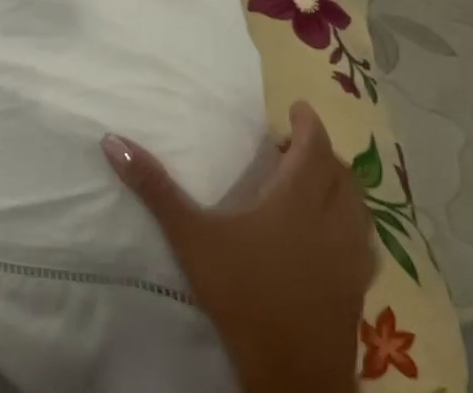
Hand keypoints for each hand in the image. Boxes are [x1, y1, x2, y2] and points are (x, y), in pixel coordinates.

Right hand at [103, 102, 373, 392]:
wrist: (292, 365)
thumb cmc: (241, 289)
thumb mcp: (189, 235)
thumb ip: (154, 187)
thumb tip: (113, 140)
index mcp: (298, 203)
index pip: (314, 153)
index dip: (309, 127)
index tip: (299, 107)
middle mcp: (333, 224)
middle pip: (341, 178)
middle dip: (322, 154)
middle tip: (294, 142)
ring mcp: (350, 258)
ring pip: (357, 209)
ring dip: (339, 186)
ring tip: (312, 181)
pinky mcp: (355, 286)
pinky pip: (360, 239)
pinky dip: (347, 221)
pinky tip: (328, 233)